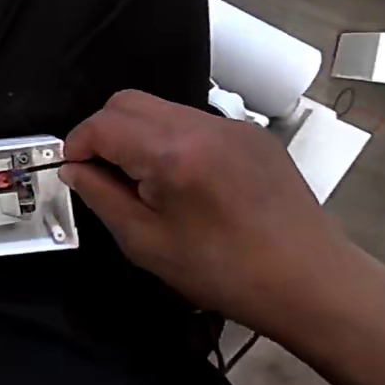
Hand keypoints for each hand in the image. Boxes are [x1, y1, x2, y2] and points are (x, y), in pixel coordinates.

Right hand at [61, 90, 375, 340]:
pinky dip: (170, 138)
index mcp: (173, 153)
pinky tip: (181, 178)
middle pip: (127, 101)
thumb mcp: (146, 243)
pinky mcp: (251, 134)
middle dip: (102, 130)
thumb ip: (101, 196)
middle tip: (100, 171)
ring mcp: (231, 125)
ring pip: (160, 108)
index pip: (104, 124)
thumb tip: (75, 169)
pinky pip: (193, 121)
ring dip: (136, 133)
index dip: (77, 143)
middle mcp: (202, 124)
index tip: (72, 169)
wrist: (312, 282)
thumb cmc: (224, 272)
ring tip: (142, 178)